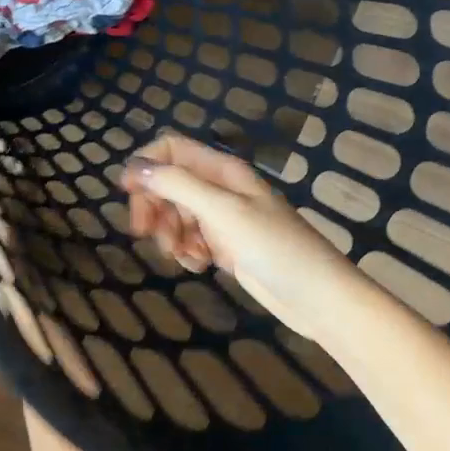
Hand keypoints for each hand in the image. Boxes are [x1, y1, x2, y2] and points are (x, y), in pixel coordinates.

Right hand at [121, 133, 367, 341]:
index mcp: (222, 170)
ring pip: (177, 213)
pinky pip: (191, 239)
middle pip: (169, 183)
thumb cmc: (275, 248)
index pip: (171, 149)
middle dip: (153, 205)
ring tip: (181, 256)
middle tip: (143, 233)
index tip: (127, 192)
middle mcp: (220, 189)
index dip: (146, 164)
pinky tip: (198, 266)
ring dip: (169, 232)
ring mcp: (224, 219)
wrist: (322, 301)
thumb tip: (133, 168)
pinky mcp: (227, 247)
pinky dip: (186, 250)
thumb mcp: (222, 211)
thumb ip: (177, 185)